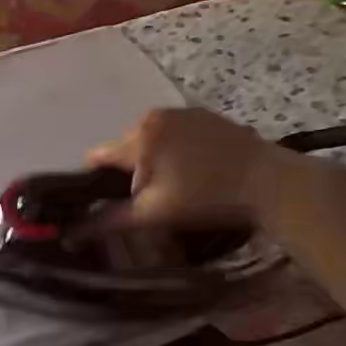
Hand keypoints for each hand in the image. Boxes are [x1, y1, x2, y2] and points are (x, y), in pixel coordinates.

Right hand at [86, 108, 294, 229]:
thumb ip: (108, 221)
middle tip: (155, 199)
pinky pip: (174, 133)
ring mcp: (182, 112)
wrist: (276, 185)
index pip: (96, 158)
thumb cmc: (208, 199)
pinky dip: (176, 150)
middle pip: (123, 148)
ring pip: (149, 141)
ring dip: (154, 161)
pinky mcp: (205, 115)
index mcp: (138, 136)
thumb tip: (70, 234)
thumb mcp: (154, 214)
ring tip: (179, 185)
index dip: (97, 183)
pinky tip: (198, 171)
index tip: (114, 202)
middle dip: (130, 172)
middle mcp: (154, 115)